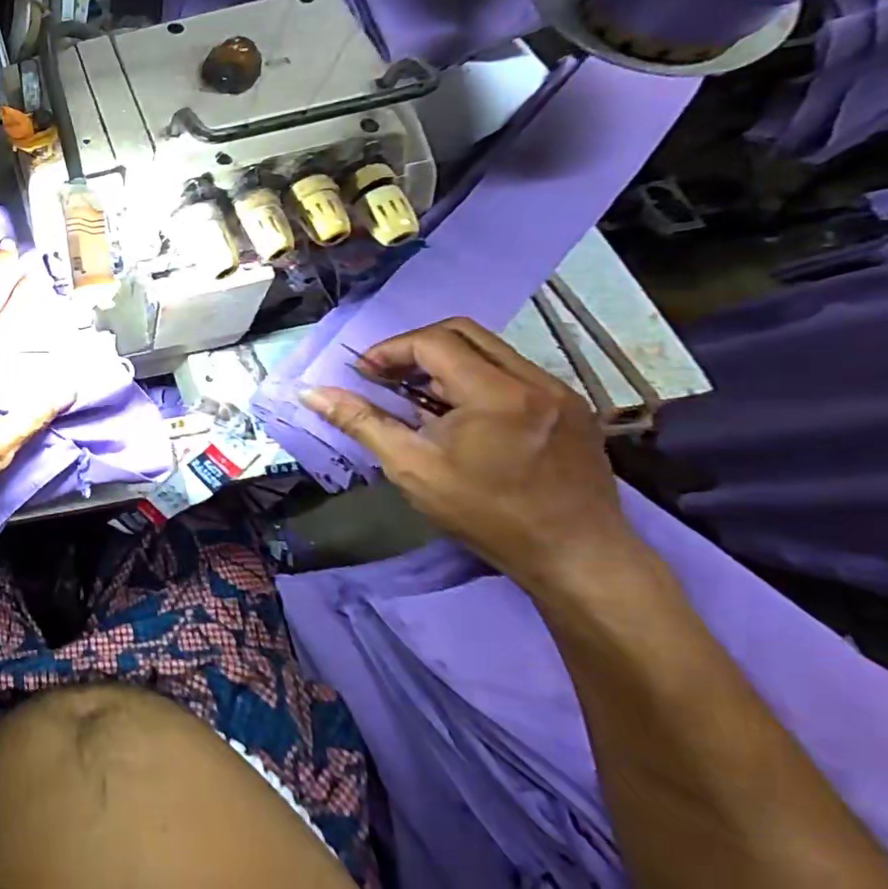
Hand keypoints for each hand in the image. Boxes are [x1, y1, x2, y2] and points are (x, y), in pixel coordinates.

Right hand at [299, 317, 641, 589]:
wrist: (575, 555)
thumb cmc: (485, 513)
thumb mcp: (411, 467)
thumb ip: (361, 422)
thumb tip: (311, 393)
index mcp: (495, 393)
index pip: (432, 341)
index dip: (389, 351)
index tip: (364, 376)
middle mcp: (533, 380)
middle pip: (463, 332)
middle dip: (415, 347)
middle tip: (387, 376)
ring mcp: (559, 391)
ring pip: (490, 350)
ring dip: (445, 362)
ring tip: (419, 398)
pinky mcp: (571, 407)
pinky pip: (513, 372)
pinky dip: (475, 378)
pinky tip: (461, 415)